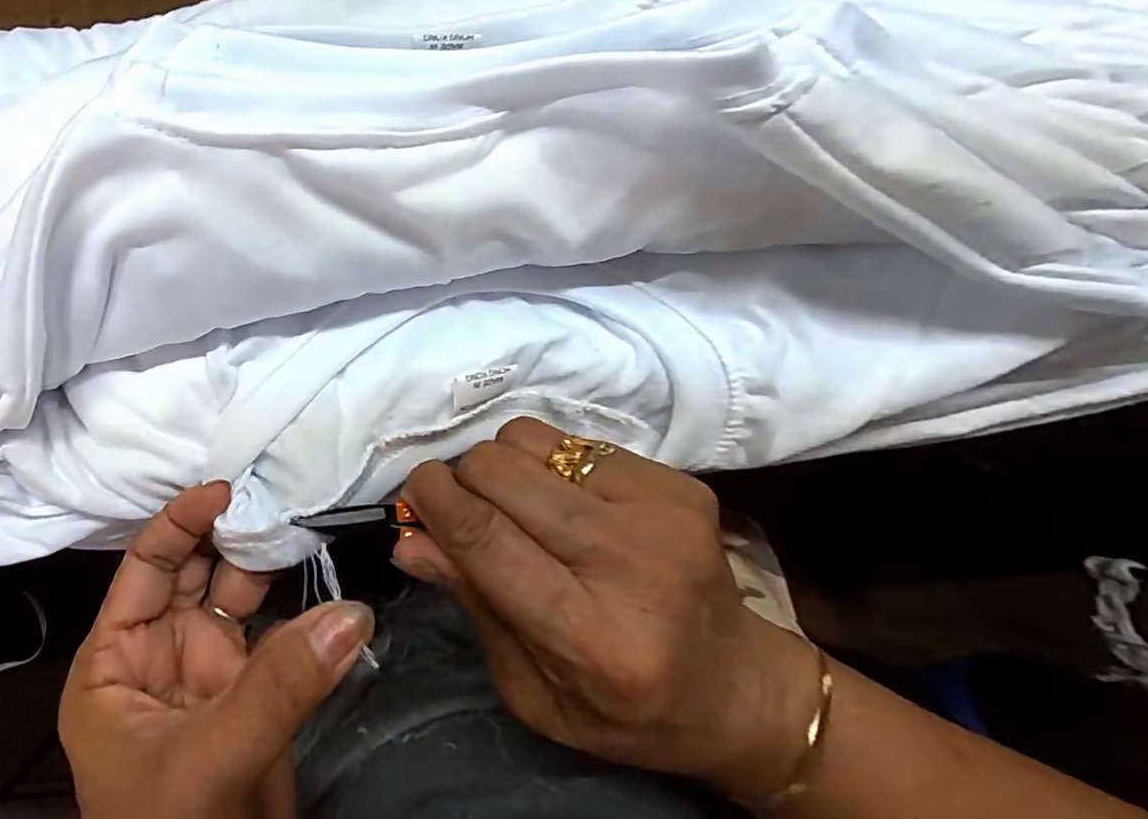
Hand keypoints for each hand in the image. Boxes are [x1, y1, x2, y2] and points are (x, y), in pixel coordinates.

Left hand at [59, 482, 375, 818]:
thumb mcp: (209, 759)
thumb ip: (278, 686)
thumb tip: (352, 613)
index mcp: (115, 661)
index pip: (144, 566)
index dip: (181, 523)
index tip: (227, 489)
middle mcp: (160, 651)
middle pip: (194, 568)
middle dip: (230, 529)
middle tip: (277, 489)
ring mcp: (208, 666)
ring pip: (237, 591)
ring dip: (268, 556)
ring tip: (304, 515)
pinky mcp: (253, 686)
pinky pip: (277, 627)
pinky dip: (301, 600)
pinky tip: (324, 570)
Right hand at [392, 419, 821, 801]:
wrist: (736, 685)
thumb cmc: (625, 710)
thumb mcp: (532, 691)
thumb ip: (472, 604)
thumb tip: (410, 538)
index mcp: (591, 638)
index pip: (487, 539)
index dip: (436, 500)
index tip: (413, 490)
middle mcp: (630, 562)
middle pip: (503, 473)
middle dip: (463, 478)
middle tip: (464, 504)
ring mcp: (660, 511)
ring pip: (531, 439)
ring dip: (504, 464)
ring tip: (518, 503)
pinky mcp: (678, 482)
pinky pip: (573, 438)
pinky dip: (549, 463)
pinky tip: (565, 499)